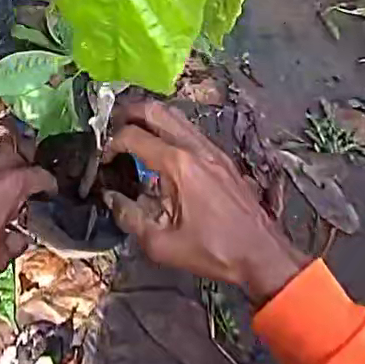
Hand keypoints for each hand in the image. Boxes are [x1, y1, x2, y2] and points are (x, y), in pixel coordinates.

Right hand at [103, 99, 309, 303]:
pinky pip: (188, 129)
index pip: (133, 136)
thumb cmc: (213, 251)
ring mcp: (211, 148)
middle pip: (154, 110)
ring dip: (148, 118)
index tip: (102, 159)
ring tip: (131, 133)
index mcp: (177, 165)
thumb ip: (130, 217)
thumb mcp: (162, 244)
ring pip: (174, 115)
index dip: (111, 144)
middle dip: (126, 113)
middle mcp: (194, 147)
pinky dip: (167, 128)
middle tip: (110, 129)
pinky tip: (160, 149)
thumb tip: (111, 198)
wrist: (262, 254)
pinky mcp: (221, 155)